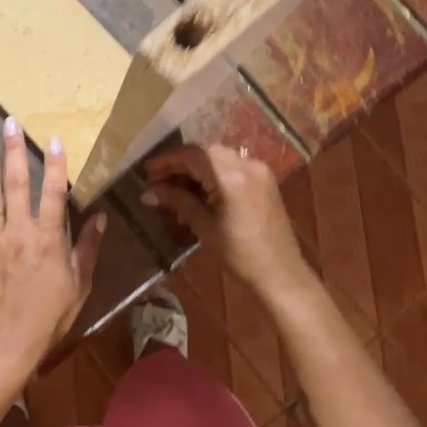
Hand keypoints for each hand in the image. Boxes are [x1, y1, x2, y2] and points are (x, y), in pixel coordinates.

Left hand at [0, 117, 105, 382]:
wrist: (8, 342)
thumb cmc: (50, 316)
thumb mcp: (80, 284)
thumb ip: (88, 247)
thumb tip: (101, 215)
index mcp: (48, 240)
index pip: (54, 192)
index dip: (55, 164)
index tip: (53, 139)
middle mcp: (18, 232)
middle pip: (17, 182)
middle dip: (14, 149)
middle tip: (11, 122)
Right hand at [142, 145, 305, 291]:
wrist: (280, 273)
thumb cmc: (240, 255)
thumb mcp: (204, 227)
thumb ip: (177, 202)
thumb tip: (147, 193)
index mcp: (232, 176)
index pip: (193, 155)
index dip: (166, 160)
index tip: (146, 172)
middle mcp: (248, 164)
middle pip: (205, 152)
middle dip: (179, 164)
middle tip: (156, 182)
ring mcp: (259, 171)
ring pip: (217, 158)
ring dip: (194, 170)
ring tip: (172, 190)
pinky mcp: (263, 180)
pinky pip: (230, 168)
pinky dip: (210, 175)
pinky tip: (195, 192)